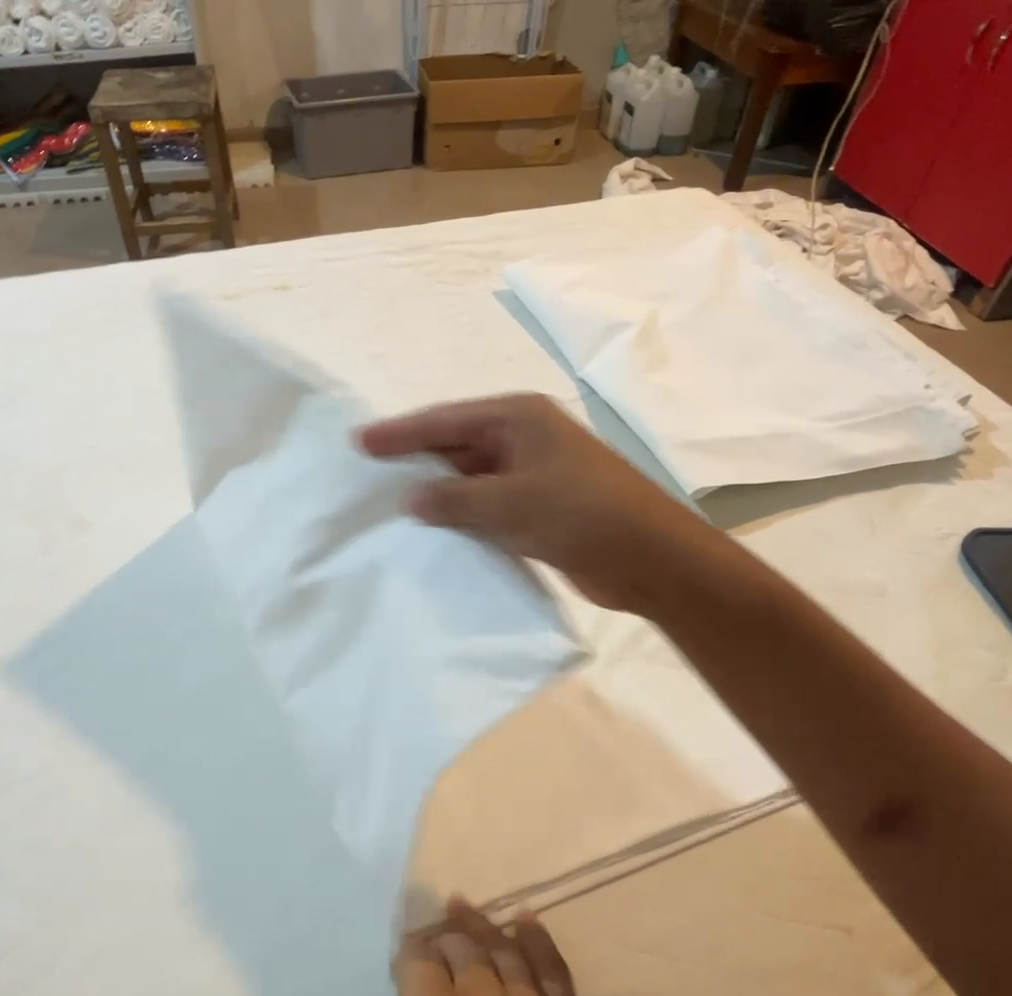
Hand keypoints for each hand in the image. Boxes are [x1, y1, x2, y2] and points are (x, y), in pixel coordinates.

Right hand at [357, 394, 704, 611]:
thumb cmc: (583, 513)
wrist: (652, 560)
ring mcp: (533, 478)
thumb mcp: (512, 501)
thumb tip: (411, 499)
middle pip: (456, 446)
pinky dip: (463, 521)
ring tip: (388, 511)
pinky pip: (488, 511)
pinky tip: (434, 537)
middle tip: (367, 479)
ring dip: (439, 496)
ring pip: (471, 482)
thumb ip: (455, 499)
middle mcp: (523, 441)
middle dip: (416, 462)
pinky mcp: (539, 513)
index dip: (401, 432)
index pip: (446, 421)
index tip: (359, 443)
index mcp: (519, 419)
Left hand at [362, 898, 625, 995]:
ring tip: (429, 939)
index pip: (555, 975)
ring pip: (460, 947)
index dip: (536, 942)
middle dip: (479, 930)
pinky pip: (420, 956)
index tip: (525, 916)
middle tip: (458, 908)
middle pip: (502, 953)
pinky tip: (405, 957)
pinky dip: (411, 952)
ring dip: (442, 941)